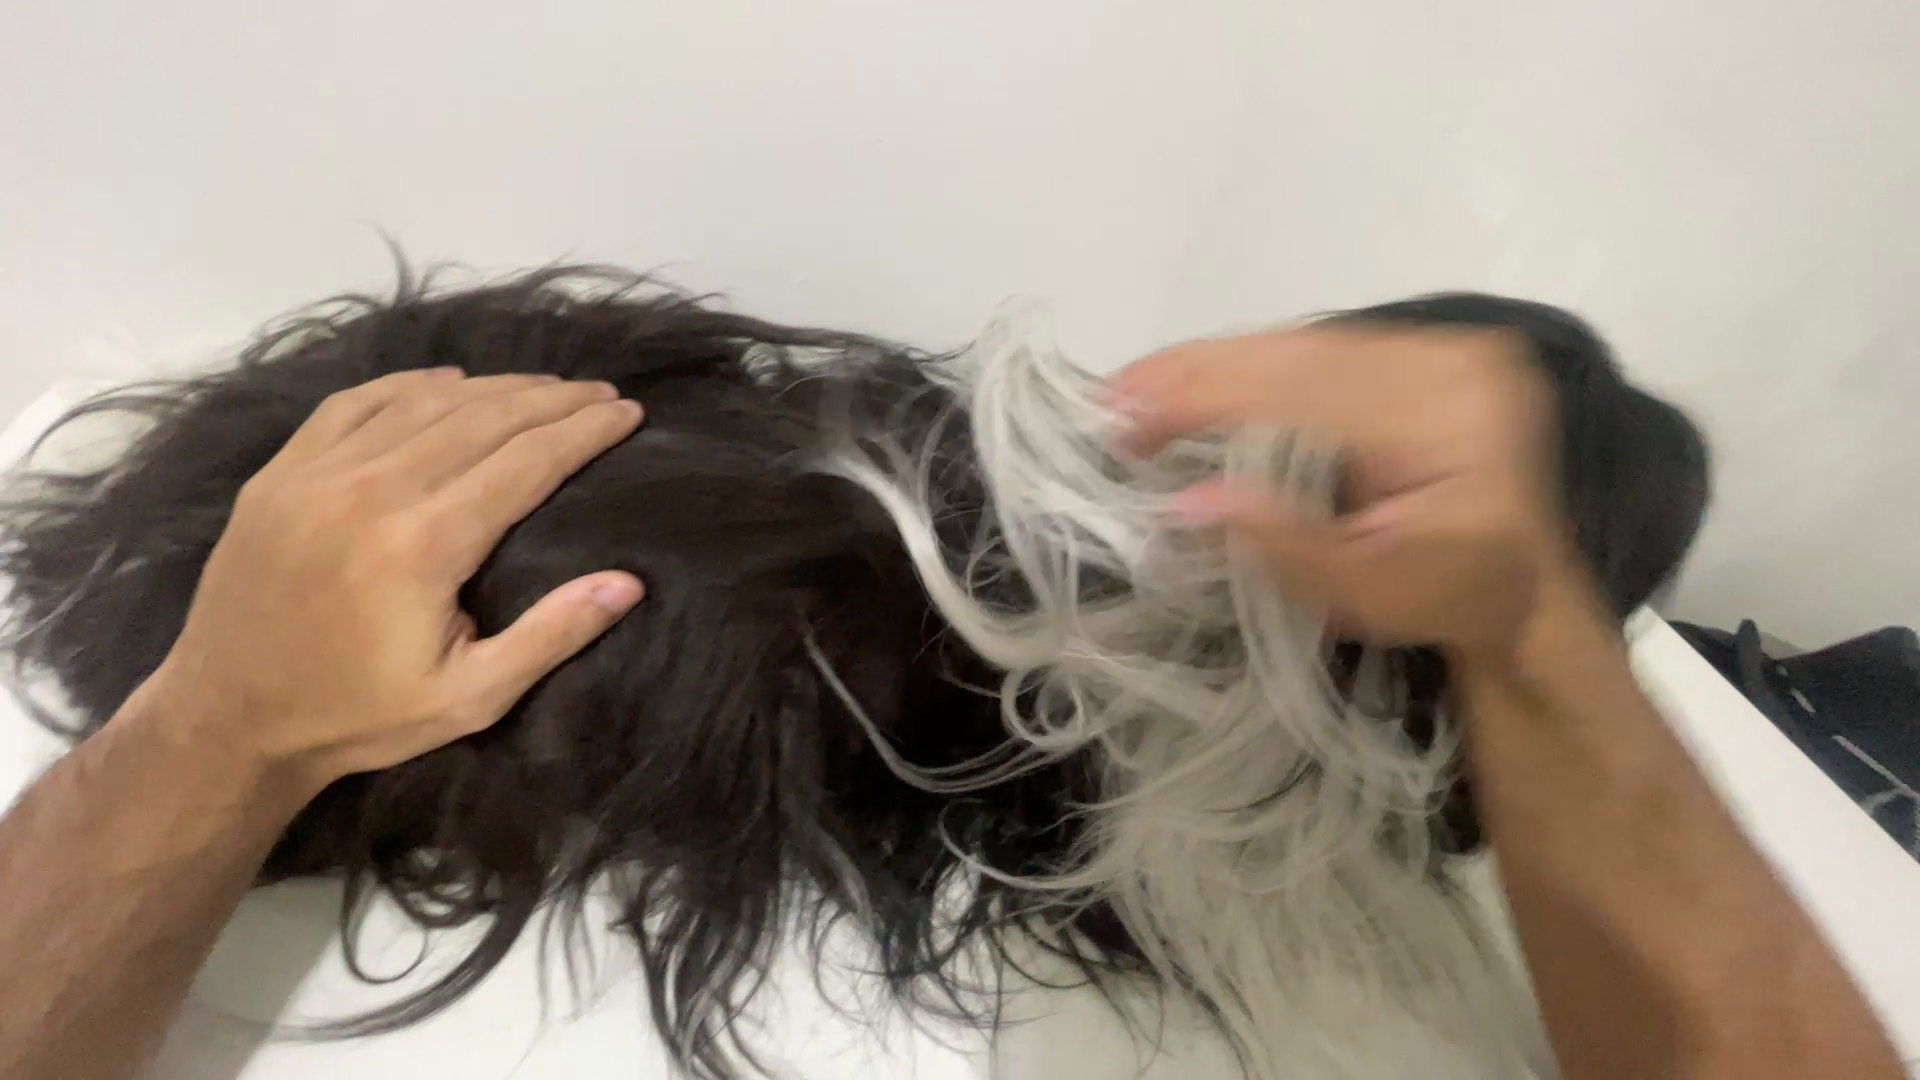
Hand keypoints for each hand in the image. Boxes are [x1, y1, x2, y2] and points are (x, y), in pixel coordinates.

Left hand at [129, 368, 646, 791]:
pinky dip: (414, 383)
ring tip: (550, 387)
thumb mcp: (475, 697)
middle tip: (604, 392)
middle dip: (556, 400)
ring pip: (427, 402)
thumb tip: (629, 582)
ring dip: (499, 387)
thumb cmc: (365, 713)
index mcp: (423, 545)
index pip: (527, 461)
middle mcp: (369, 492)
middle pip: (485, 419)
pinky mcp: (279, 474)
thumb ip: (553, 635)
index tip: (629, 413)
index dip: (585, 432)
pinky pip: (356, 403)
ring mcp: (315, 475)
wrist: (225, 722)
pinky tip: (452, 378)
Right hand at [1111, 323, 1579, 659]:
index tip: (1124, 419)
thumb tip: (1187, 500)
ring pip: (1296, 341)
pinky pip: (1310, 348)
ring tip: (1134, 384)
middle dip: (1190, 371)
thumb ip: (1283, 543)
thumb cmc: (1444, 598)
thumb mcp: (1365, 592)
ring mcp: (1432, 349)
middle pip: (1294, 352)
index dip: (1201, 400)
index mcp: (1445, 417)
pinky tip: (1192, 378)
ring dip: (1207, 363)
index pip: (1300, 392)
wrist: (1519, 588)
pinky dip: (1241, 365)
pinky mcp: (1412, 355)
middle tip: (1110, 393)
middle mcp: (1445, 360)